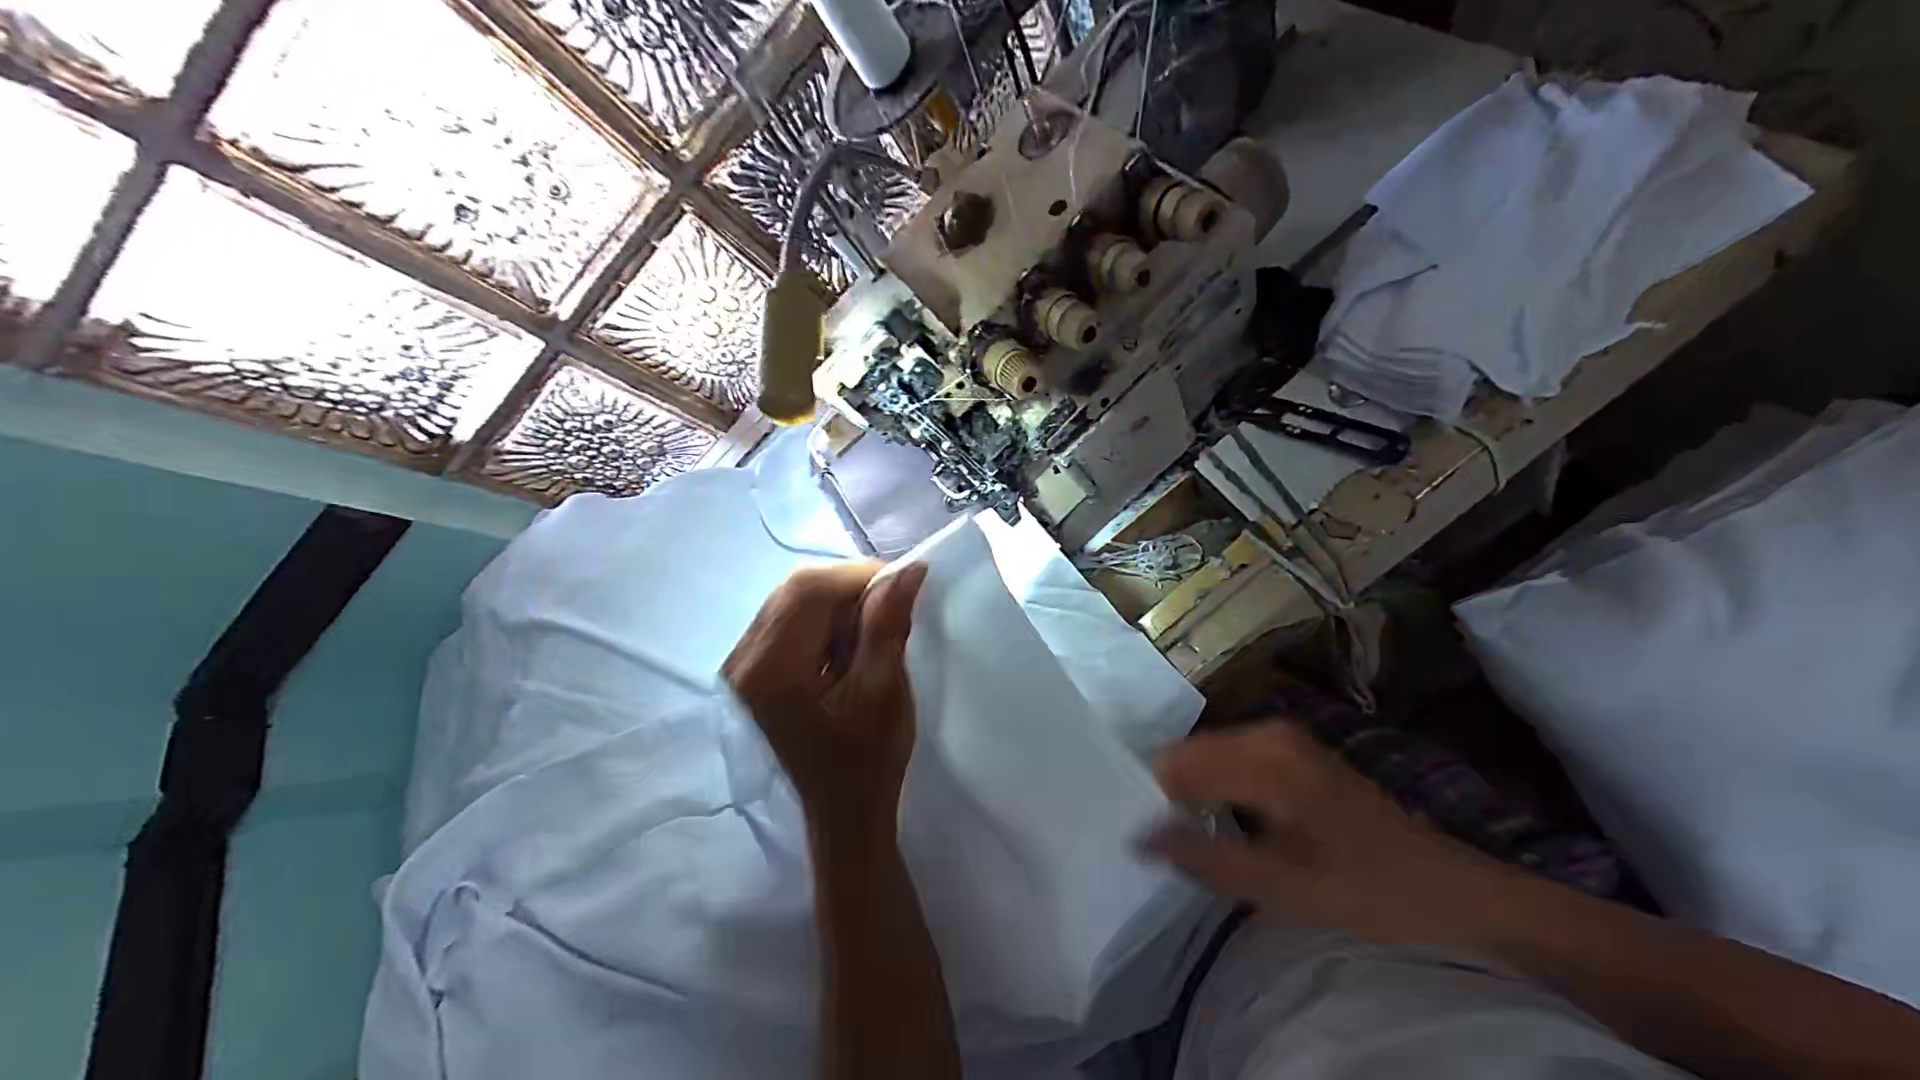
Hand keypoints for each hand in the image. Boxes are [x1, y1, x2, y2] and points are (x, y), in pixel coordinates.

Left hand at [723, 561, 928, 838]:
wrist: (843, 814)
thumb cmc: (868, 763)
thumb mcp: (883, 692)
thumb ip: (886, 626)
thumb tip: (907, 570)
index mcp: (770, 672)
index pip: (809, 592)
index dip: (860, 575)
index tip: (905, 582)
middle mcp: (742, 663)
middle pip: (795, 591)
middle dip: (849, 587)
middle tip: (892, 604)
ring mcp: (741, 668)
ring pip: (791, 602)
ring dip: (838, 602)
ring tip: (873, 625)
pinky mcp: (752, 672)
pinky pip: (788, 621)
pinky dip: (824, 619)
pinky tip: (848, 641)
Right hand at [1146, 721, 1551, 952]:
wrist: (1453, 889)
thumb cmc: (1368, 890)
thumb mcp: (1283, 887)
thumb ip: (1205, 858)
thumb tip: (1139, 837)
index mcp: (1265, 759)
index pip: (1175, 764)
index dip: (1154, 798)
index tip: (1146, 835)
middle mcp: (1269, 733)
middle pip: (1188, 753)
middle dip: (1171, 792)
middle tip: (1167, 840)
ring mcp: (1283, 736)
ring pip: (1207, 754)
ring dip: (1193, 790)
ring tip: (1193, 833)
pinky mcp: (1293, 748)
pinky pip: (1231, 757)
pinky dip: (1216, 784)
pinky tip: (1224, 819)